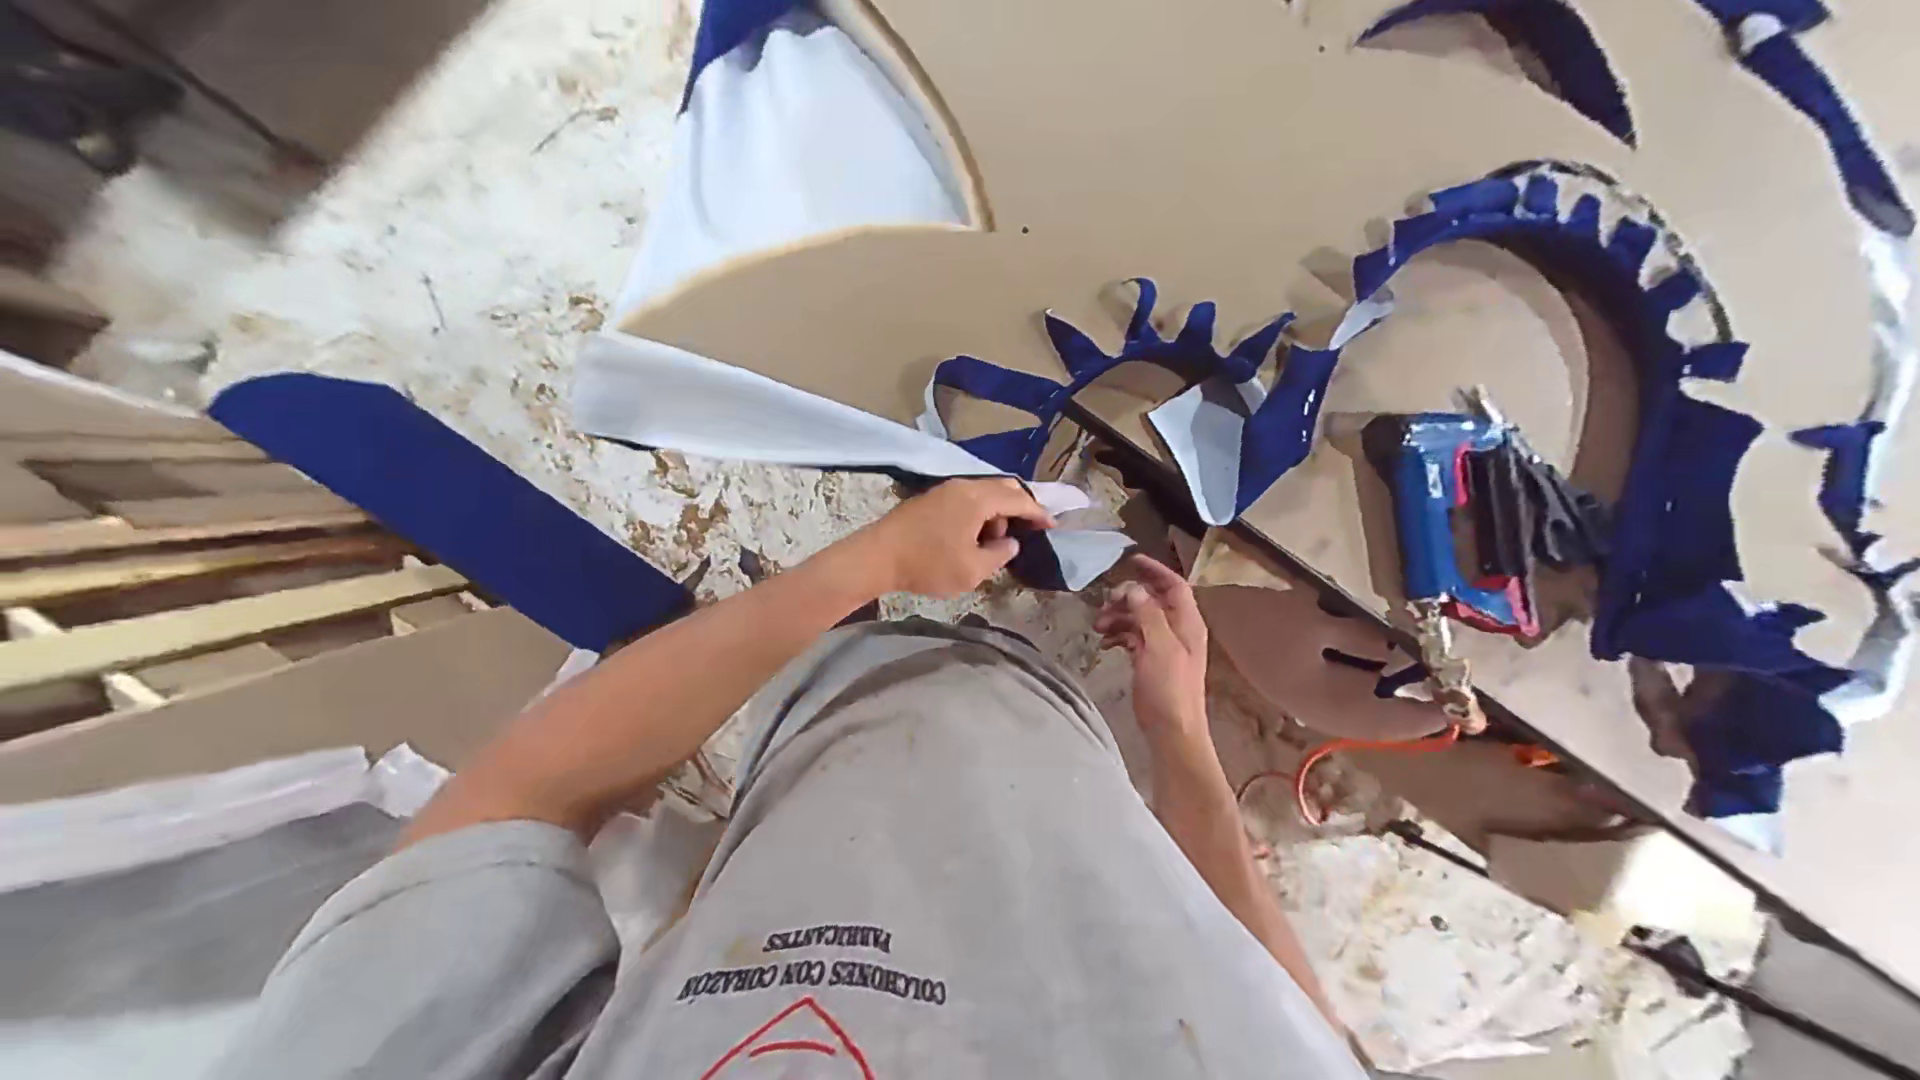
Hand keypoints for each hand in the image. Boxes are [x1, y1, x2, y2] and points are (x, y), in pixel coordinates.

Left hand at [847, 478, 1053, 596]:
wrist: (876, 556)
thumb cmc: (927, 564)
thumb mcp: (972, 570)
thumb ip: (1000, 555)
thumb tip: (1010, 543)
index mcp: (977, 499)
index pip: (1018, 499)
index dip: (1039, 513)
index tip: (1052, 526)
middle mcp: (963, 486)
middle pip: (1002, 488)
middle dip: (1019, 508)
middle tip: (1027, 531)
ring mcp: (944, 490)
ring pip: (983, 493)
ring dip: (996, 514)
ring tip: (992, 544)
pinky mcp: (930, 499)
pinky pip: (966, 499)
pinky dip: (978, 513)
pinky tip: (973, 536)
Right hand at [1096, 554, 1208, 739]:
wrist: (1172, 730)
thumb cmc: (1170, 689)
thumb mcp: (1160, 647)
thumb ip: (1148, 614)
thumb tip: (1133, 589)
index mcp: (1187, 623)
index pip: (1174, 585)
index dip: (1155, 570)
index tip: (1131, 560)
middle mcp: (1177, 630)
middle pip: (1151, 600)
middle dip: (1127, 597)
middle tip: (1105, 604)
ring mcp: (1163, 645)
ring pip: (1138, 617)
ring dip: (1118, 616)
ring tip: (1098, 626)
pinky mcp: (1150, 659)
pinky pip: (1132, 636)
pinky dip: (1118, 634)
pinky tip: (1104, 642)